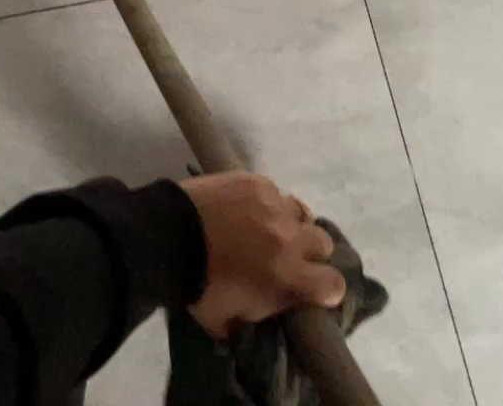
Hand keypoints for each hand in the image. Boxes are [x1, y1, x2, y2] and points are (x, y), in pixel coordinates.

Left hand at [179, 172, 346, 338]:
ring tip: (268, 226)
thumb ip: (259, 318)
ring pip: (300, 211)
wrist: (168, 237)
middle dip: (310, 251)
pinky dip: (265, 200)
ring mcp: (273, 204)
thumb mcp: (231, 322)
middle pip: (322, 242)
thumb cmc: (198, 286)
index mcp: (290, 277)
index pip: (334, 285)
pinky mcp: (254, 181)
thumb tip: (267, 316)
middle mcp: (290, 238)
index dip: (326, 289)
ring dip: (289, 222)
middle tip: (287, 255)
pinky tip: (247, 206)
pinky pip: (273, 190)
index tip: (312, 288)